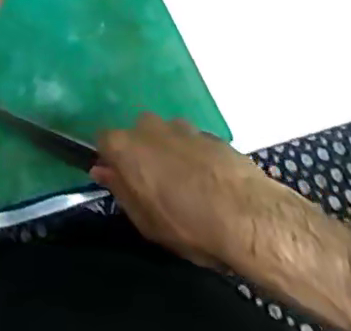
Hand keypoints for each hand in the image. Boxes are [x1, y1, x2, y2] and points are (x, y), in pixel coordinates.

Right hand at [92, 113, 273, 267]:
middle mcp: (149, 126)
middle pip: (136, 136)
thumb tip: (103, 170)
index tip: (120, 180)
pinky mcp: (209, 133)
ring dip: (169, 155)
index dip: (110, 161)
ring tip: (187, 188)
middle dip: (141, 156)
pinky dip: (194, 158)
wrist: (247, 215)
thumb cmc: (188, 224)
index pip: (103, 141)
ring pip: (165, 137)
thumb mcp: (145, 221)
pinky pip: (191, 143)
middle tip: (155, 188)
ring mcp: (181, 126)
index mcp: (126, 145)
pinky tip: (208, 184)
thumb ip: (120, 190)